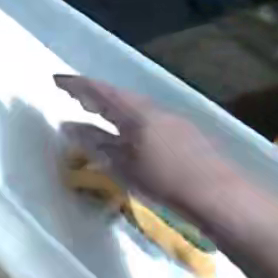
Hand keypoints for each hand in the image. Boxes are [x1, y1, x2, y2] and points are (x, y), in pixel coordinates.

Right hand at [54, 75, 247, 216]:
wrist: (221, 197)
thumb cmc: (164, 180)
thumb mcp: (120, 165)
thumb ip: (94, 143)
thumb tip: (68, 126)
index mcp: (133, 110)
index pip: (97, 90)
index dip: (75, 85)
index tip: (55, 80)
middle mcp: (152, 107)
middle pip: (116, 95)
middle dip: (93, 95)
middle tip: (73, 96)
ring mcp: (171, 120)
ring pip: (133, 107)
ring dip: (112, 108)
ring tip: (97, 114)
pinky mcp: (185, 135)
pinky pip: (147, 118)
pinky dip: (129, 119)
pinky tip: (128, 134)